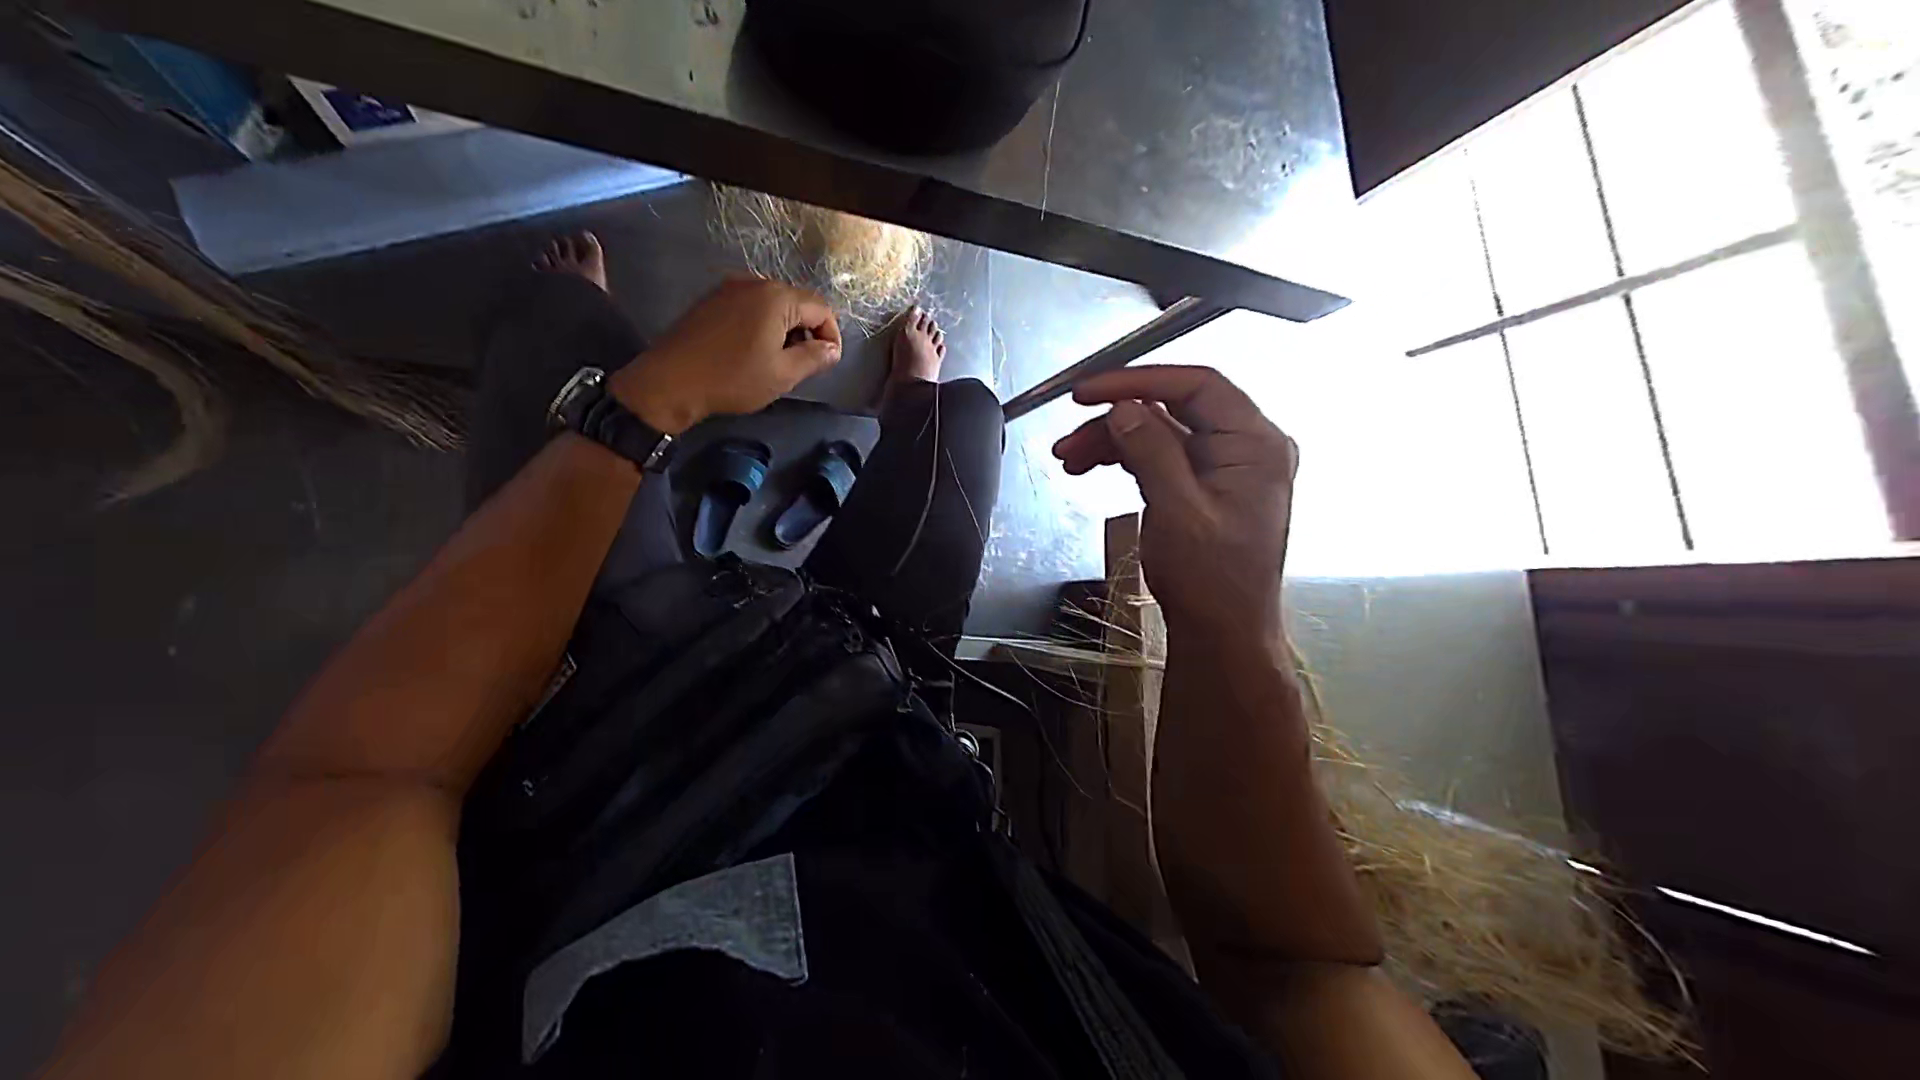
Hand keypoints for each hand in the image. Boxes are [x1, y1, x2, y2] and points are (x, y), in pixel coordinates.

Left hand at [610, 278, 842, 433]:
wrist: (670, 382)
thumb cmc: (732, 379)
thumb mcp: (783, 374)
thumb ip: (814, 357)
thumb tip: (832, 349)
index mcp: (776, 297)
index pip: (821, 308)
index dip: (831, 335)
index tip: (828, 362)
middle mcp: (754, 282)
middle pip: (798, 302)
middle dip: (808, 331)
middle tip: (805, 365)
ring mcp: (729, 288)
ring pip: (774, 304)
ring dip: (786, 329)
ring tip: (779, 361)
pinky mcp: (713, 300)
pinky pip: (751, 306)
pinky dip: (763, 325)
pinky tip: (755, 352)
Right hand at [1052, 366, 1297, 640]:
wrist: (1222, 632)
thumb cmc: (1213, 583)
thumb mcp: (1178, 511)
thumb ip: (1152, 451)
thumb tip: (1124, 408)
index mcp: (1255, 445)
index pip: (1197, 385)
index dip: (1138, 380)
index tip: (1090, 390)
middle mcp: (1245, 448)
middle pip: (1172, 408)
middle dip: (1115, 419)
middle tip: (1070, 437)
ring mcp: (1225, 467)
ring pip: (1159, 432)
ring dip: (1112, 440)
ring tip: (1071, 458)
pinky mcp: (1205, 485)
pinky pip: (1160, 455)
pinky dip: (1125, 458)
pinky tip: (1093, 466)